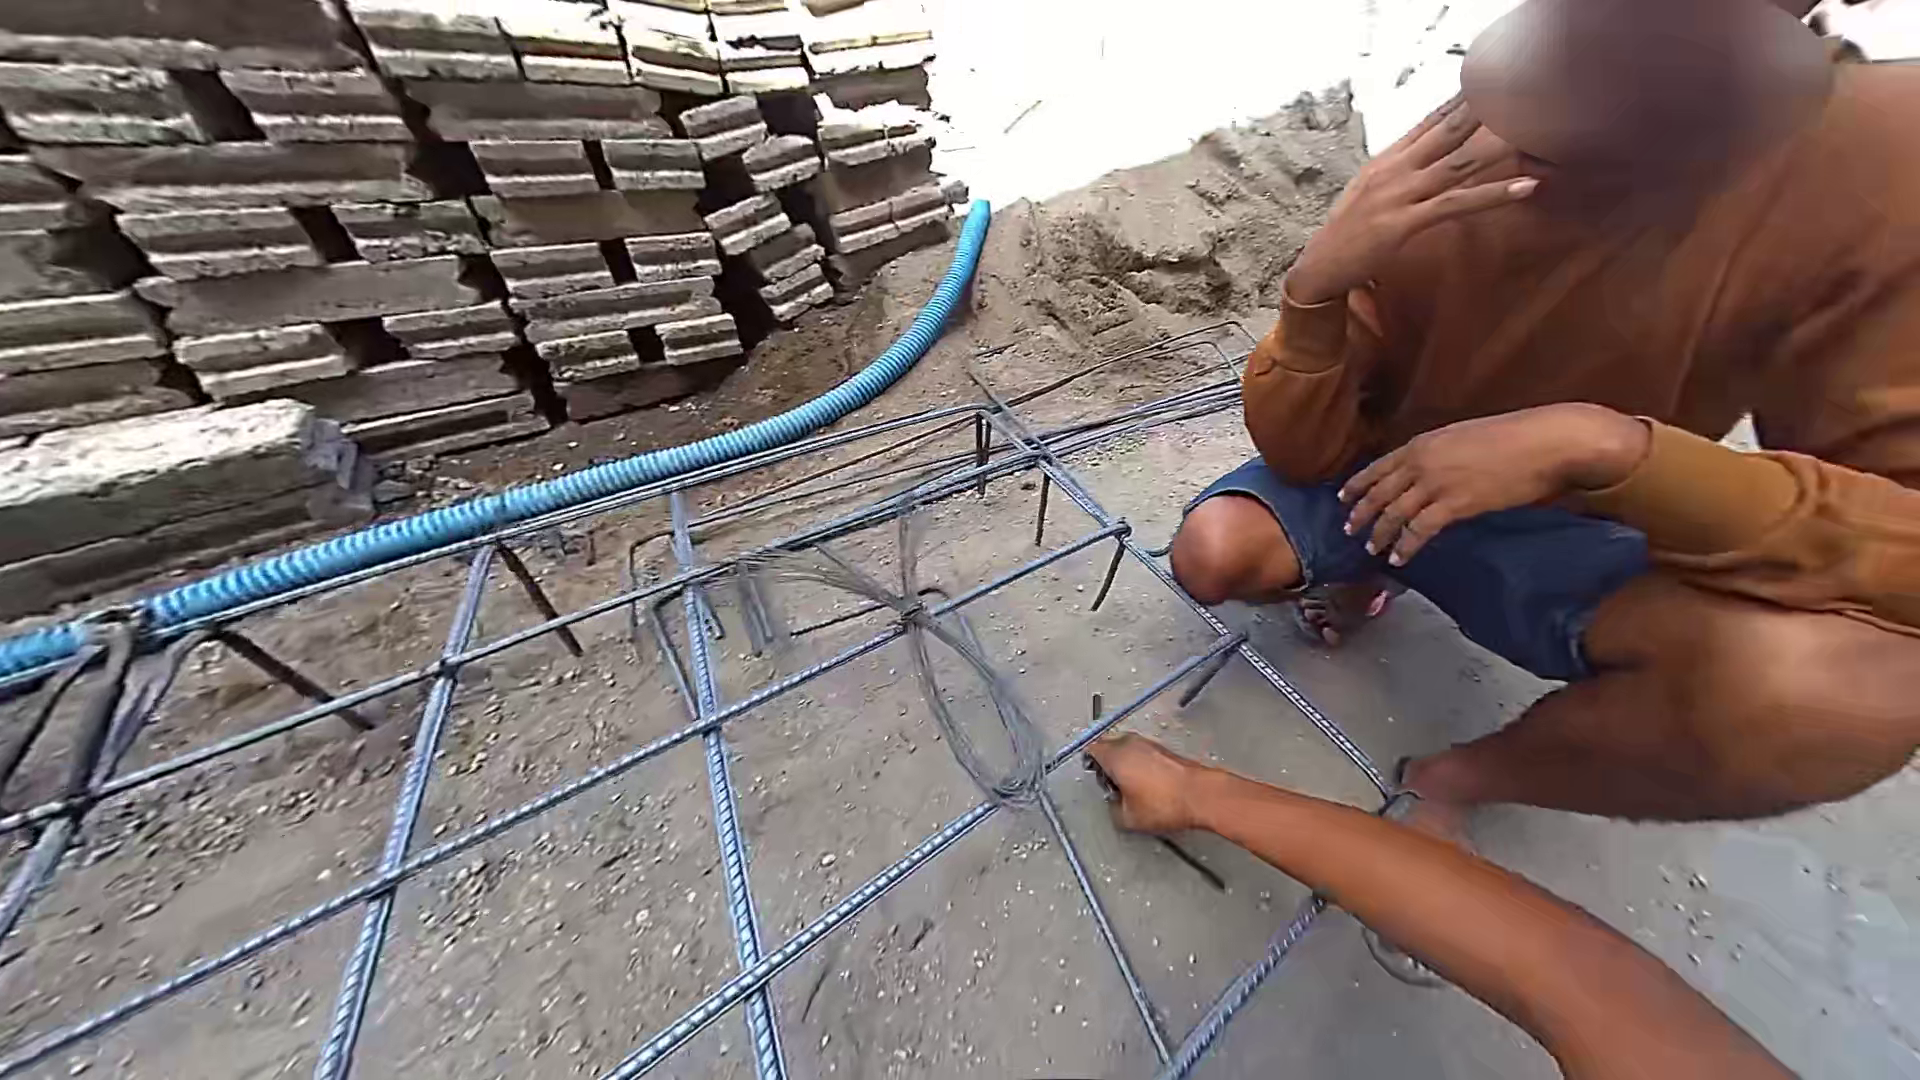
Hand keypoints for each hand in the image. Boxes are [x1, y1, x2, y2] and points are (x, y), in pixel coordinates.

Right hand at [1085, 733, 1215, 833]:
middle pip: (1107, 745)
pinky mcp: (1162, 748)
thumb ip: (1113, 809)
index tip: (1097, 778)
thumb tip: (1114, 804)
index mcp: (1114, 755)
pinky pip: (1141, 751)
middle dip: (1106, 761)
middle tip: (1112, 783)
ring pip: (1125, 747)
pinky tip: (1149, 782)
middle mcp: (1128, 743)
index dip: (1091, 763)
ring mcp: (1147, 743)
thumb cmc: (1163, 804)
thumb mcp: (1129, 818)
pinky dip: (1139, 762)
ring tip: (1132, 785)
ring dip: (1123, 761)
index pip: (1091, 749)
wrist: (1200, 795)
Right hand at [1286, 95, 1538, 303]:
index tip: (1499, 79)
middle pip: (1452, 129)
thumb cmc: (1341, 237)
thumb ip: (1394, 173)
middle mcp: (1393, 172)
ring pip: (1460, 162)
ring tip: (1546, 130)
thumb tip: (1422, 159)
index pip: (1432, 120)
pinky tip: (1527, 186)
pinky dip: (1494, 195)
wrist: (1316, 270)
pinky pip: (1456, 204)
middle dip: (1492, 107)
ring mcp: (1398, 197)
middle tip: (1533, 87)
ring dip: (1505, 146)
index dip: (1467, 98)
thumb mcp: (1364, 195)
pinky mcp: (1403, 224)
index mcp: (1384, 162)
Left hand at [1340, 404, 1650, 565]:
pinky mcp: (1455, 504)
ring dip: (1379, 534)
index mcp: (1419, 445)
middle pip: (1378, 494)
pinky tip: (1398, 557)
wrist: (1552, 441)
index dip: (1356, 486)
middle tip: (1349, 529)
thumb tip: (1422, 472)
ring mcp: (1435, 484)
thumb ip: (1435, 454)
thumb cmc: (1514, 436)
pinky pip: (1419, 530)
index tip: (1343, 499)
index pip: (1376, 469)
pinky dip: (1405, 546)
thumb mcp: (1460, 437)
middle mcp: (1419, 464)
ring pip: (1393, 514)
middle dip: (1360, 514)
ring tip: (1371, 548)